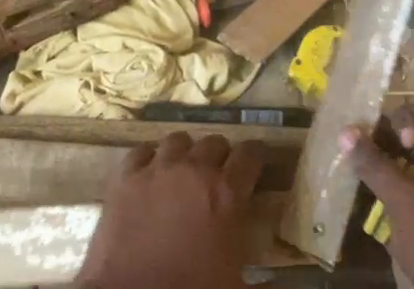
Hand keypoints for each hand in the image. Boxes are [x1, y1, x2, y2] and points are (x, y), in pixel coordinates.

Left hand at [76, 131, 264, 288]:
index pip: (250, 154)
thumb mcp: (238, 287)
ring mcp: (157, 170)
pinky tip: (151, 172)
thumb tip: (288, 285)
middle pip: (215, 142)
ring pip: (178, 140)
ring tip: (184, 170)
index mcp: (227, 193)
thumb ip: (266, 281)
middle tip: (219, 175)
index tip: (256, 162)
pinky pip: (140, 152)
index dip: (255, 156)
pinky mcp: (125, 179)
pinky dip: (149, 158)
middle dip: (220, 155)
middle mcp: (194, 170)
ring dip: (186, 152)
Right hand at [340, 106, 413, 288]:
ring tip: (356, 171)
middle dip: (386, 142)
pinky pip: (403, 198)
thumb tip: (345, 131)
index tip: (395, 139)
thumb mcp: (402, 197)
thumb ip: (374, 163)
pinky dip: (384, 195)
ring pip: (406, 171)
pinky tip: (364, 200)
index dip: (409, 118)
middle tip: (363, 150)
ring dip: (382, 169)